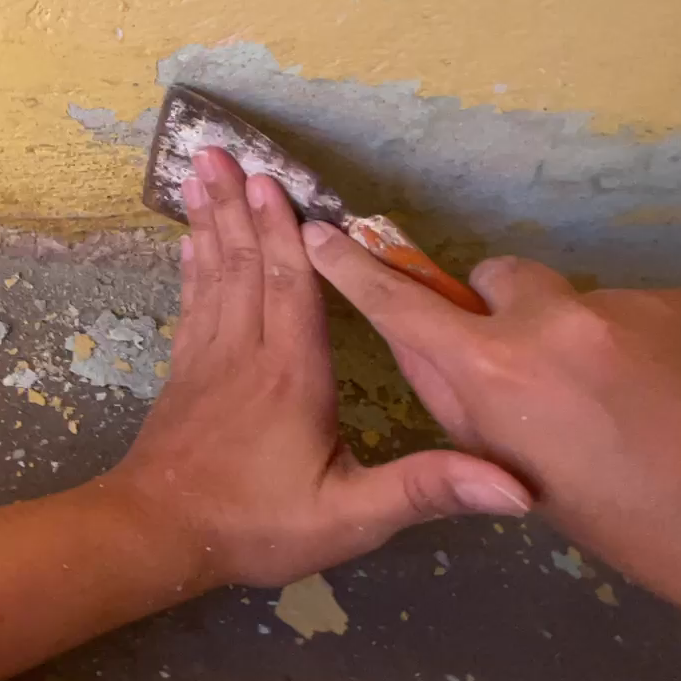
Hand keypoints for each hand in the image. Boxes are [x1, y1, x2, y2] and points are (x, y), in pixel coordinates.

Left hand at [109, 148, 530, 588]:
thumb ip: (424, 490)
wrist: (161, 528)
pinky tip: (189, 242)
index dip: (284, 233)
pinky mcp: (184, 368)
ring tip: (195, 177)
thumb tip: (518, 482)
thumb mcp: (349, 518)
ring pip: (210, 274)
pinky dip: (191, 266)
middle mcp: (243, 350)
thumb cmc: (256, 523)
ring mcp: (206, 355)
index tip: (268, 181)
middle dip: (232, 206)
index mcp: (290, 375)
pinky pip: (191, 302)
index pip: (290, 288)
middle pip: (242, 265)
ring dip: (206, 222)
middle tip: (214, 152)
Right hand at [303, 226, 680, 650]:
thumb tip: (415, 334)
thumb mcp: (509, 462)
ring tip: (643, 397)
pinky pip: (653, 308)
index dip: (352, 265)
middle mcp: (560, 321)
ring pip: (581, 299)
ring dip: (590, 335)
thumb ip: (449, 389)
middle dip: (506, 310)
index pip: (397, 299)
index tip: (322, 231)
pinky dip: (657, 342)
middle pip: (501, 279)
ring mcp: (642, 304)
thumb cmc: (628, 522)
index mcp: (497, 368)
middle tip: (545, 368)